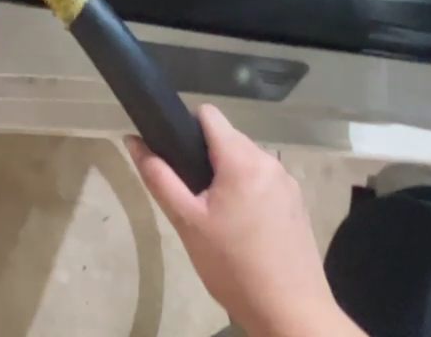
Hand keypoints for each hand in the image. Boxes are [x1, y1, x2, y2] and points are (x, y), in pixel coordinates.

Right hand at [127, 104, 365, 336]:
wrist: (292, 316)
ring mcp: (288, 183)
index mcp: (242, 160)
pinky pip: (263, 180)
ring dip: (226, 173)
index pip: (208, 114)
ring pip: (245, 159)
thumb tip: (133, 140)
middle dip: (205, 156)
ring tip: (215, 214)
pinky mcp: (297, 204)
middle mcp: (269, 162)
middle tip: (191, 195)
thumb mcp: (186, 221)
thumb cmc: (233, 266)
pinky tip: (242, 226)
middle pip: (226, 137)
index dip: (186, 126)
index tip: (175, 155)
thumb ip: (158, 176)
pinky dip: (247, 190)